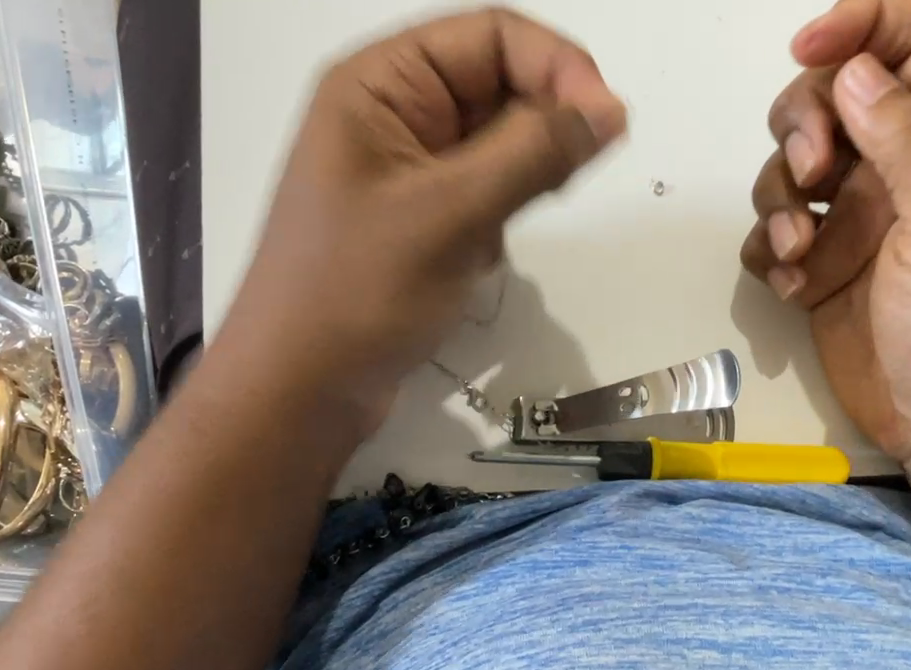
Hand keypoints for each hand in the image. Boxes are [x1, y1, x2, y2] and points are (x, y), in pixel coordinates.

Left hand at [212, 8, 626, 438]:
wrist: (299, 391)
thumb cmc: (359, 294)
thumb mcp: (451, 214)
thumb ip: (533, 154)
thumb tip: (610, 110)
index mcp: (378, 84)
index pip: (490, 36)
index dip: (558, 67)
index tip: (608, 124)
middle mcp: (389, 117)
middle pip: (495, 89)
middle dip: (532, 140)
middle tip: (551, 195)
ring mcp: (400, 176)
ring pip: (492, 153)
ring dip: (510, 194)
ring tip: (484, 242)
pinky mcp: (412, 227)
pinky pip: (476, 203)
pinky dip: (489, 230)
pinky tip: (468, 268)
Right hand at [741, 0, 910, 464]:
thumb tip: (853, 72)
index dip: (862, 22)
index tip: (805, 50)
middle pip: (838, 92)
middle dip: (805, 125)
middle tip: (810, 178)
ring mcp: (862, 217)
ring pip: (794, 162)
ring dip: (778, 198)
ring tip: (798, 251)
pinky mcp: (824, 266)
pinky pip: (774, 231)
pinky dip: (769, 250)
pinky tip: (790, 286)